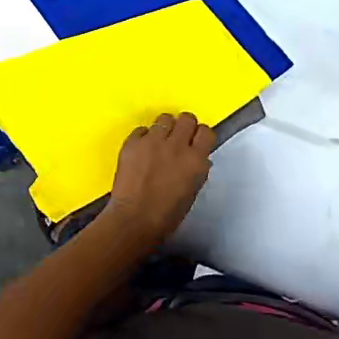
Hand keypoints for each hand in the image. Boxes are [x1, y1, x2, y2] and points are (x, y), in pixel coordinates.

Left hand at [104, 113, 216, 243]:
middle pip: (186, 118)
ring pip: (164, 118)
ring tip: (159, 141)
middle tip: (178, 137)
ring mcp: (152, 142)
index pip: (206, 131)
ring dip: (164, 128)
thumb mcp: (192, 191)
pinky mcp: (132, 142)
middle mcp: (176, 146)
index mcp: (195, 160)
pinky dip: (143, 137)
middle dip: (184, 126)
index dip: (200, 135)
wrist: (134, 219)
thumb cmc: (166, 214)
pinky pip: (142, 129)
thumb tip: (196, 157)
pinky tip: (142, 150)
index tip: (196, 140)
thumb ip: (196, 169)